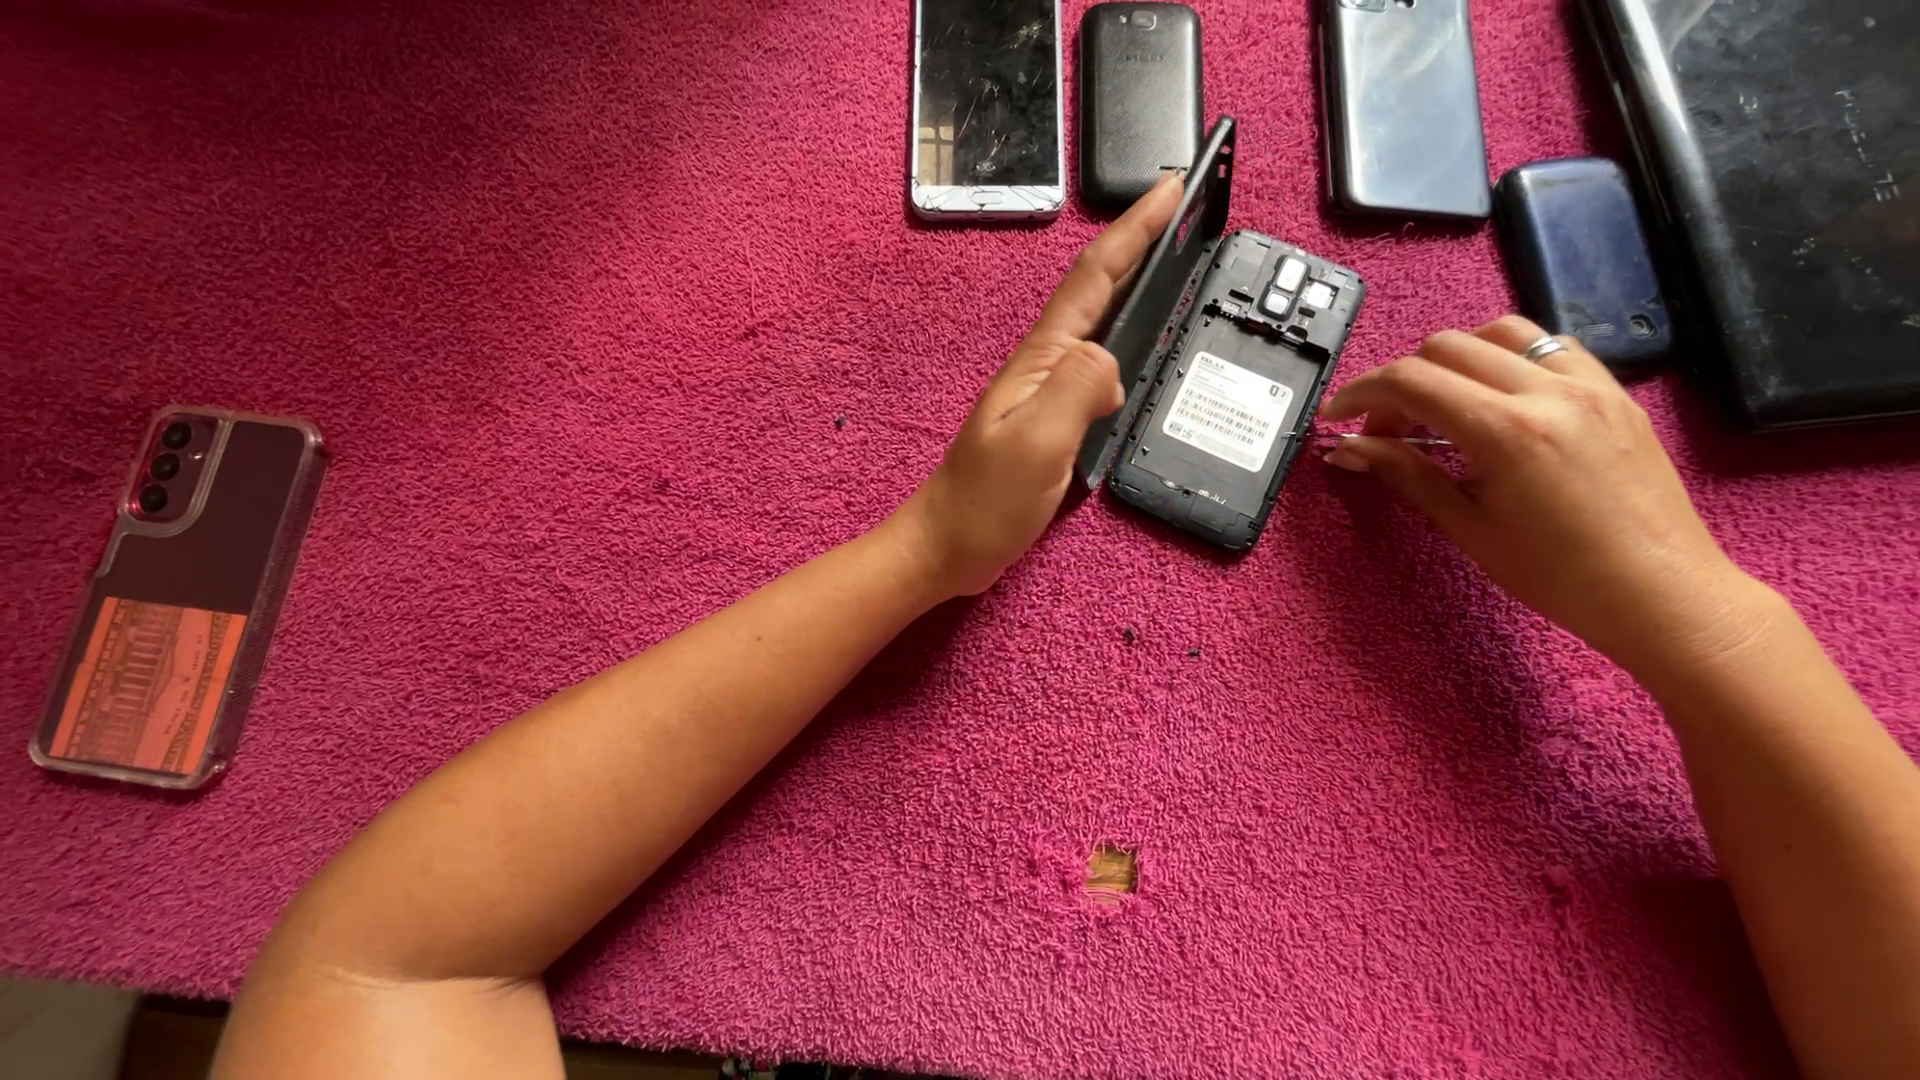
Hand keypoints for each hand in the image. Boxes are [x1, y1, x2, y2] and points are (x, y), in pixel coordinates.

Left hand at [898, 172, 1183, 596]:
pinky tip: (1141, 359)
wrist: (948, 545)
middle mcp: (1045, 368)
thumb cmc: (984, 502)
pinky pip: (1098, 376)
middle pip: (1099, 292)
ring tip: (1176, 271)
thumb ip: (1078, 389)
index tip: (1173, 186)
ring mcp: (1047, 395)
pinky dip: (1128, 352)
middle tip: (1188, 214)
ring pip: (1101, 331)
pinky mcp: (1052, 425)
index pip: (1094, 279)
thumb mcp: (1038, 442)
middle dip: (1141, 246)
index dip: (1134, 230)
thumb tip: (1112, 358)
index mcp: (1041, 361)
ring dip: (1137, 293)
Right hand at [1320, 316, 1765, 672]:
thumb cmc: (1555, 575)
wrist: (1660, 593)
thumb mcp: (1467, 526)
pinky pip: (1550, 348)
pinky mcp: (1614, 392)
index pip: (1411, 381)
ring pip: (1499, 333)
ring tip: (1441, 405)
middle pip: (1446, 347)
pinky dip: (1506, 359)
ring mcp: (1589, 385)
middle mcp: (1548, 392)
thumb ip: (1406, 474)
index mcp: (1506, 431)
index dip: (1360, 394)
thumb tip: (1349, 449)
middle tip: (1388, 431)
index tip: (1338, 418)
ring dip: (1452, 359)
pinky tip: (1496, 399)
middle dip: (1401, 382)